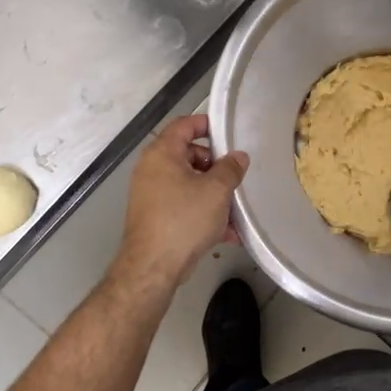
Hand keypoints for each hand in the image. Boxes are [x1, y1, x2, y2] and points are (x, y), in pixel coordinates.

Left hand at [113, 114, 248, 288]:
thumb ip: (230, 169)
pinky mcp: (155, 217)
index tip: (229, 133)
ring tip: (236, 213)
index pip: (184, 125)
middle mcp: (152, 169)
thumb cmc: (184, 219)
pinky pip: (184, 206)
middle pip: (189, 156)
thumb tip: (238, 157)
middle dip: (216, 167)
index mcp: (162, 154)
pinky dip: (203, 214)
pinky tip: (227, 234)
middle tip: (236, 179)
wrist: (153, 266)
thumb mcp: (216, 190)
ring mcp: (151, 194)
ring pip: (189, 185)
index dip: (207, 124)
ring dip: (214, 195)